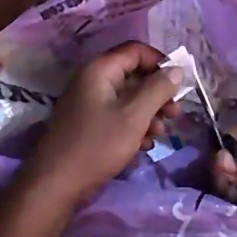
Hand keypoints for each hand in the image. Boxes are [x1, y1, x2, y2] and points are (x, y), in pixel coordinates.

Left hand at [22, 42, 181, 209]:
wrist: (56, 186)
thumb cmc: (98, 145)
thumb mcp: (134, 115)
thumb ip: (158, 88)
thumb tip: (176, 69)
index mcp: (100, 70)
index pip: (136, 50)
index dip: (160, 62)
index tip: (180, 83)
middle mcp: (92, 81)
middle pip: (134, 75)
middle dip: (158, 94)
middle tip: (174, 114)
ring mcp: (89, 104)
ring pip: (128, 99)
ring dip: (149, 114)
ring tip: (159, 134)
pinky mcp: (89, 125)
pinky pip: (118, 117)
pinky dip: (134, 127)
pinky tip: (143, 146)